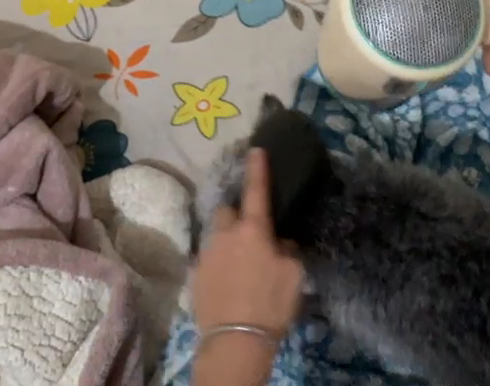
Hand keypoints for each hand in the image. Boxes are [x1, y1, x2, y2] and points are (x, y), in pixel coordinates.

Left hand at [192, 149, 304, 337]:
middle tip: (250, 234)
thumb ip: (288, 251)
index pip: (256, 190)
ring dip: (227, 241)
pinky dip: (218, 264)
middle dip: (237, 216)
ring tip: (238, 262)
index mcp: (253, 229)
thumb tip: (280, 242)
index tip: (255, 148)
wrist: (235, 341)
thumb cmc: (270, 305)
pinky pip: (208, 259)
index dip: (257, 168)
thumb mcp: (294, 277)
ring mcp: (206, 252)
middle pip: (228, 211)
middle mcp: (226, 233)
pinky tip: (227, 282)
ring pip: (216, 235)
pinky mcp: (195, 273)